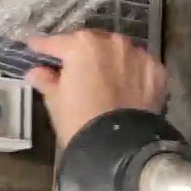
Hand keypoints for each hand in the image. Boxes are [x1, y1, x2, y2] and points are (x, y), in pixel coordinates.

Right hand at [23, 30, 165, 147]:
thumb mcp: (56, 101)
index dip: (43, 47)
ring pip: (118, 52)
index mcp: (81, 45)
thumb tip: (36, 72)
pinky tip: (125, 88)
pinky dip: (131, 73)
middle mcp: (112, 42)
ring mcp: (137, 55)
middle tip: (72, 67)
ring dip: (109, 61)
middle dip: (81, 53)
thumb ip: (46, 80)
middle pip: (91, 43)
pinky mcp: (156, 71)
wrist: (119, 148)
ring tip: (102, 78)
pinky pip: (138, 66)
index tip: (33, 48)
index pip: (57, 42)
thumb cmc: (79, 121)